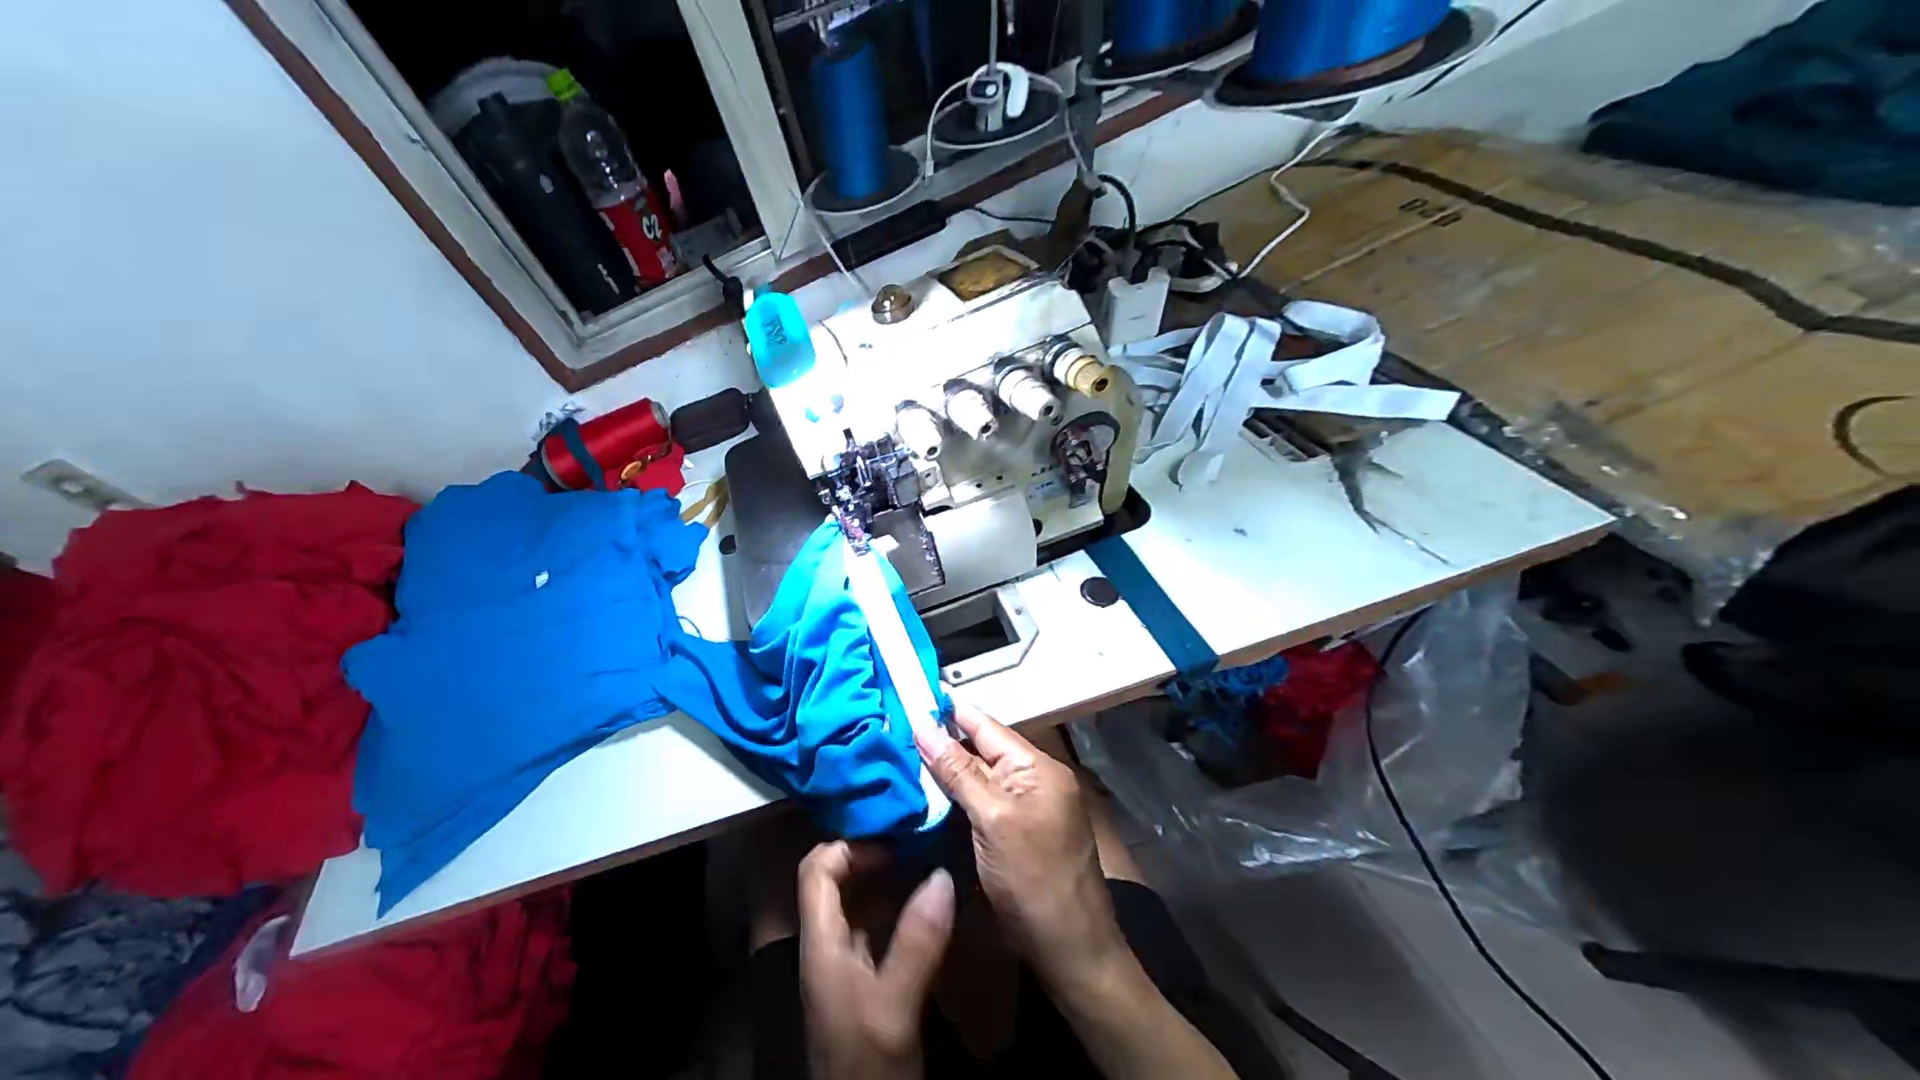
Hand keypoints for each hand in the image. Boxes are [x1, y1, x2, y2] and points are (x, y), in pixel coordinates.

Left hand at [799, 841, 953, 1079]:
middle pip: (835, 880)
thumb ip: (916, 942)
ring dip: (888, 878)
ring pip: (858, 902)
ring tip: (928, 861)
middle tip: (917, 840)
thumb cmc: (866, 1065)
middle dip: (872, 854)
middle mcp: (828, 944)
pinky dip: (899, 905)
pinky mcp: (864, 980)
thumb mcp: (894, 1006)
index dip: (849, 846)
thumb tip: (943, 876)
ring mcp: (845, 963)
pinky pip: (876, 925)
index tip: (893, 839)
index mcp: (821, 942)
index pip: (817, 870)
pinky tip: (928, 906)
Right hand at [913, 705, 1130, 991]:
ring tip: (898, 754)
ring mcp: (1022, 807)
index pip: (986, 726)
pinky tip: (922, 792)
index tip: (910, 694)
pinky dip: (952, 796)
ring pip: (976, 777)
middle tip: (893, 728)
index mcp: (1036, 767)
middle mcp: (1031, 780)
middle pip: (980, 750)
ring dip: (942, 769)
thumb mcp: (994, 819)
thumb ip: (959, 772)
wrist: (1067, 947)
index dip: (949, 711)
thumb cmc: (1033, 878)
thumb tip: (924, 728)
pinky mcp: (1010, 832)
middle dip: (940, 741)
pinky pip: (978, 802)